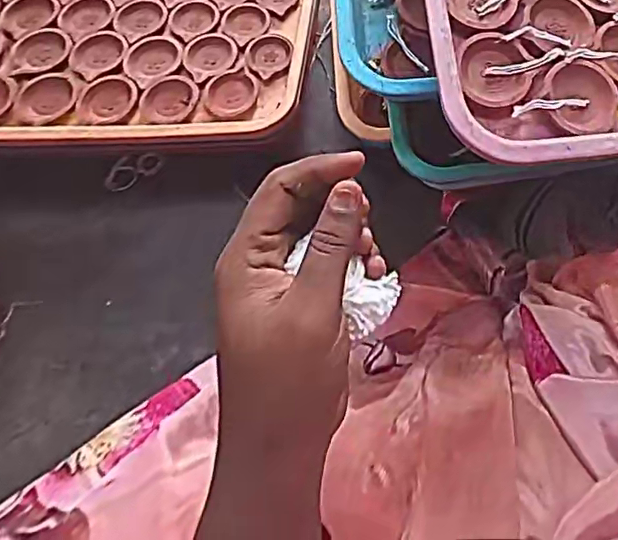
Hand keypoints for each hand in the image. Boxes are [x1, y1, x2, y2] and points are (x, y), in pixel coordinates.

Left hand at [211, 152, 382, 460]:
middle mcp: (258, 260)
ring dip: (348, 234)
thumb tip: (348, 189)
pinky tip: (369, 272)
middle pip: (299, 206)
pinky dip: (349, 259)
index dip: (319, 169)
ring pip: (316, 232)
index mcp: (246, 256)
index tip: (358, 164)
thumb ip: (331, 243)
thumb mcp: (313, 307)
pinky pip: (325, 260)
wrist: (279, 453)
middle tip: (369, 215)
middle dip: (338, 204)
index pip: (280, 189)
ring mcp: (278, 281)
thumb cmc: (287, 384)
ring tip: (370, 254)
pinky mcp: (298, 299)